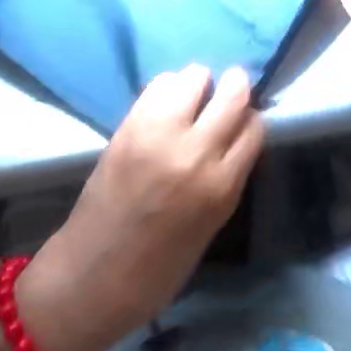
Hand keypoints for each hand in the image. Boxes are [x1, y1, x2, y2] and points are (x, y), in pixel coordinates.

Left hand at [17, 65, 263, 350]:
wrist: (95, 273)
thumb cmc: (160, 265)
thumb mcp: (213, 222)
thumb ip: (227, 175)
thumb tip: (234, 136)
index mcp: (222, 187)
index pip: (254, 128)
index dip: (250, 120)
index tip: (243, 122)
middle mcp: (196, 152)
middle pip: (233, 92)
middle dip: (234, 88)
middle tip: (225, 96)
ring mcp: (159, 134)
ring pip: (194, 77)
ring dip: (198, 86)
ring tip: (189, 104)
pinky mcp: (129, 124)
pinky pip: (160, 85)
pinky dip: (168, 89)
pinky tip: (164, 108)